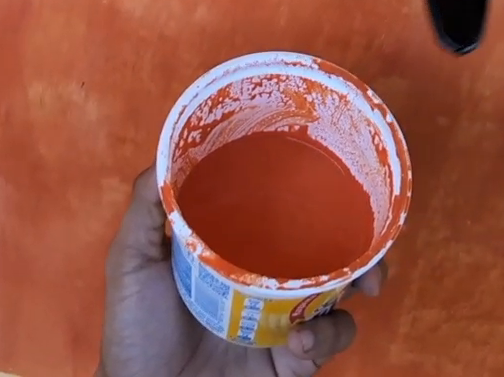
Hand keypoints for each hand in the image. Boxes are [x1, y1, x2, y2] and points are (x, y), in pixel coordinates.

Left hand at [99, 169, 383, 376]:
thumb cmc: (137, 329)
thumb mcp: (131, 260)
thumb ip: (146, 208)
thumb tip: (169, 148)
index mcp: (238, 246)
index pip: (282, 208)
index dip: (310, 189)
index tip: (330, 167)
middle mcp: (268, 275)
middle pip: (326, 244)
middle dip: (358, 236)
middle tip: (372, 233)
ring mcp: (284, 316)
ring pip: (342, 288)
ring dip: (360, 281)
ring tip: (363, 285)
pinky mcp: (294, 357)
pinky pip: (331, 339)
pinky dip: (327, 338)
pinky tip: (300, 342)